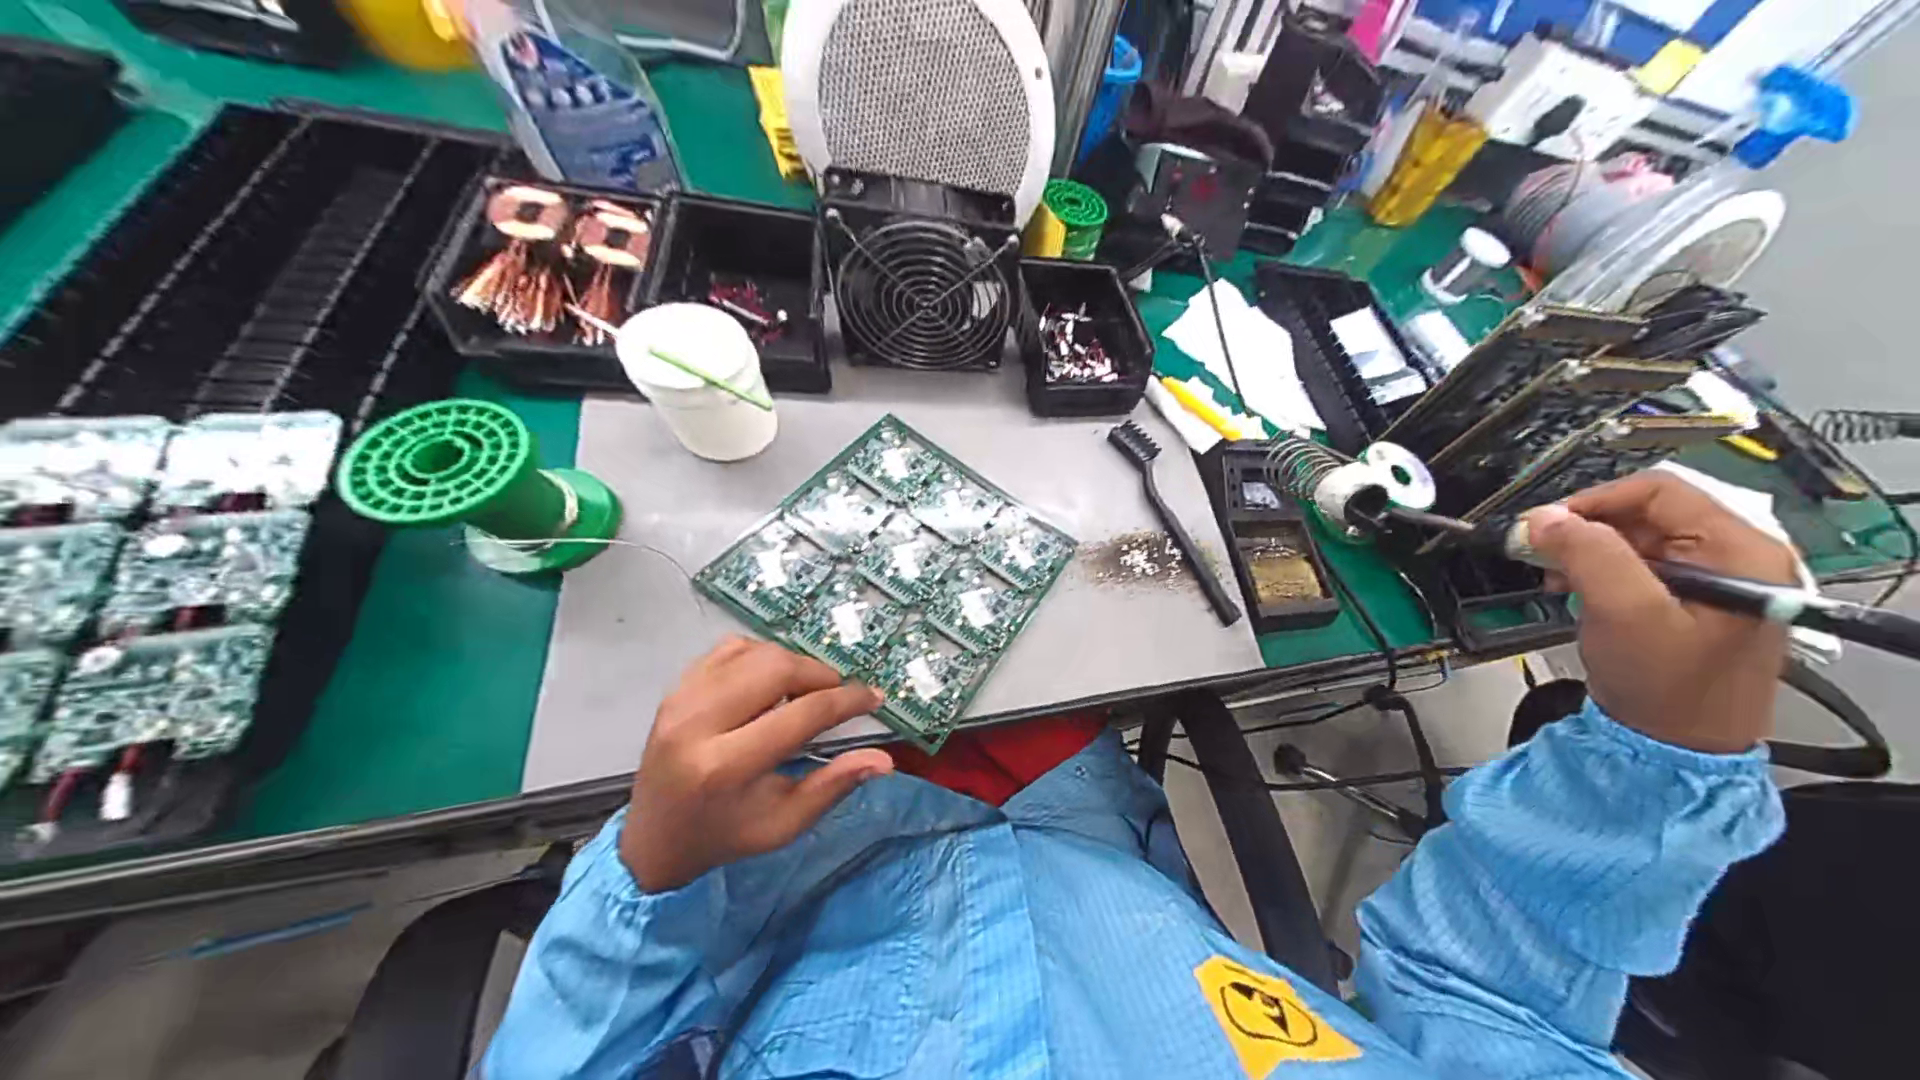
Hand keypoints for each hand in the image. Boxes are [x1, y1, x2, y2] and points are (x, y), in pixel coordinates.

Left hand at [619, 637, 893, 891]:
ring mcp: (681, 699)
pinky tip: (771, 682)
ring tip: (807, 691)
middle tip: (839, 694)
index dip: (847, 701)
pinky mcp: (676, 687)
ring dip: (793, 664)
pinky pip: (731, 649)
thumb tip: (883, 760)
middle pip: (778, 669)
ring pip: (756, 652)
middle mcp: (698, 723)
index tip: (874, 697)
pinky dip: (762, 656)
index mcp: (725, 766)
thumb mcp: (783, 824)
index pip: (802, 714)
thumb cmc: (724, 835)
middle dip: (821, 675)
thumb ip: (833, 787)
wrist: (653, 838)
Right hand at [1524, 471, 1797, 754]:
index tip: (1543, 525)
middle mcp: (1732, 556)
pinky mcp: (1683, 597)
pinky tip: (1573, 588)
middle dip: (1583, 529)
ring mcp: (1709, 578)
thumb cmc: (1666, 684)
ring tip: (1556, 577)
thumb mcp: (1625, 613)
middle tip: (1540, 552)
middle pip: (1641, 511)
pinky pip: (1630, 562)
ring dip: (1583, 550)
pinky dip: (1592, 569)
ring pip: (1630, 536)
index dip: (1592, 501)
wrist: (1676, 743)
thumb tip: (1545, 519)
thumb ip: (1589, 556)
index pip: (1658, 490)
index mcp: (1739, 550)